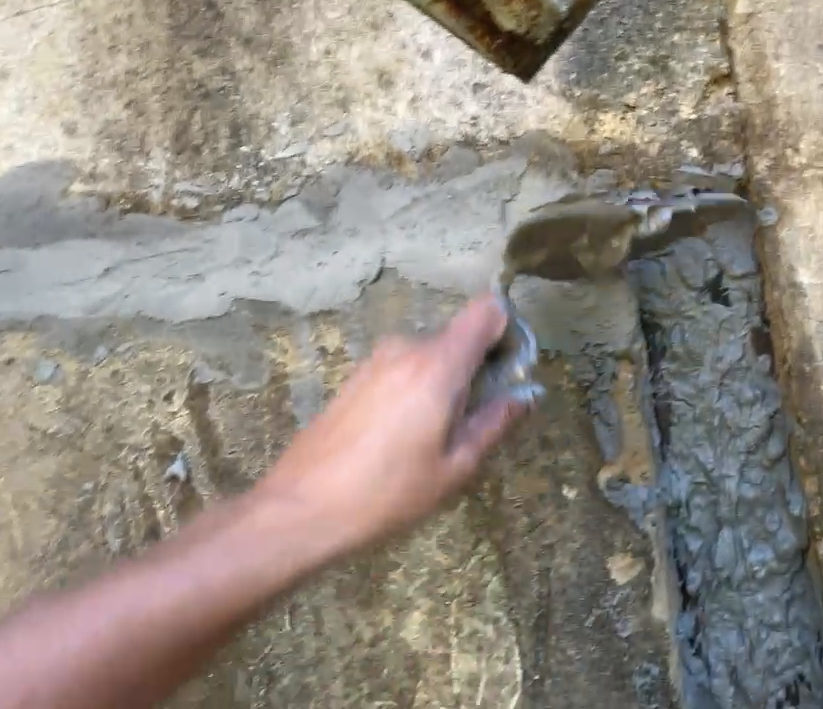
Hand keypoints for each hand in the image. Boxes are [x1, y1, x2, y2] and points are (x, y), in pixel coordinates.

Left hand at [252, 295, 532, 557]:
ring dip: (445, 381)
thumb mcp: (456, 467)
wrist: (295, 513)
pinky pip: (404, 368)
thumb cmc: (386, 493)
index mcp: (439, 364)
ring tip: (432, 436)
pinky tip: (399, 438)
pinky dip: (416, 389)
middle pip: (461, 336)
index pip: (488, 309)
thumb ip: (496, 422)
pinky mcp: (355, 378)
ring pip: (432, 355)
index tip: (507, 370)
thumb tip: (527, 395)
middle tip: (472, 420)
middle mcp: (408, 348)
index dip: (507, 331)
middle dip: (477, 367)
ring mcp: (376, 361)